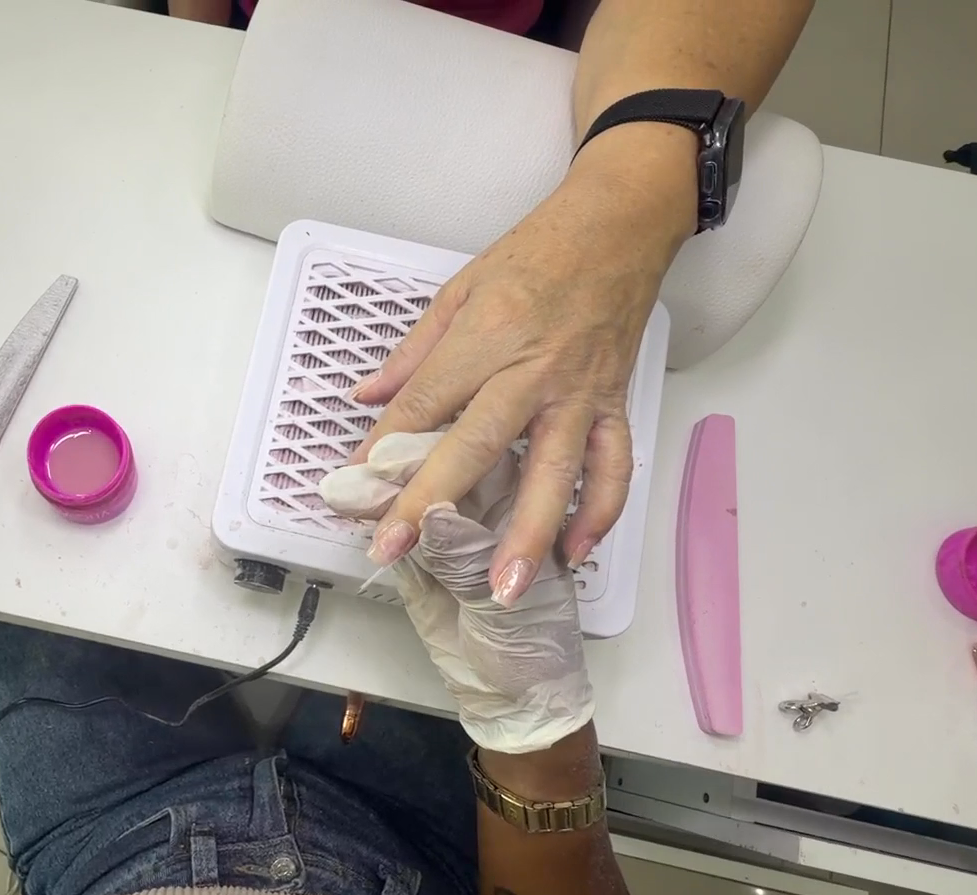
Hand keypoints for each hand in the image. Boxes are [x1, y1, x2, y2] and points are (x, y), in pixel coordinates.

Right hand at [322, 438, 593, 753]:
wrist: (511, 698)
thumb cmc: (531, 649)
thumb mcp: (510, 607)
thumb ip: (470, 559)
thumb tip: (434, 511)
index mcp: (522, 511)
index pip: (481, 463)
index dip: (440, 454)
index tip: (400, 455)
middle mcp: (484, 513)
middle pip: (438, 473)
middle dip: (399, 470)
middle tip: (361, 470)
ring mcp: (447, 536)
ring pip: (410, 501)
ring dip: (378, 493)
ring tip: (344, 487)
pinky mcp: (418, 561)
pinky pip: (394, 533)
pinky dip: (372, 522)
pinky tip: (349, 508)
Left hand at [352, 146, 693, 605]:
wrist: (621, 222)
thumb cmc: (534, 253)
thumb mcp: (458, 290)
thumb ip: (412, 353)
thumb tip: (365, 400)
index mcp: (486, 336)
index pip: (423, 403)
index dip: (383, 447)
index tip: (355, 488)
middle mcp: (533, 371)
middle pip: (477, 446)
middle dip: (433, 503)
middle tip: (398, 551)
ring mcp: (580, 392)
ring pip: (556, 472)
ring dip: (530, 536)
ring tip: (505, 589)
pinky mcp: (616, 403)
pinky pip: (614, 465)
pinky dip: (601, 513)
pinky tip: (576, 554)